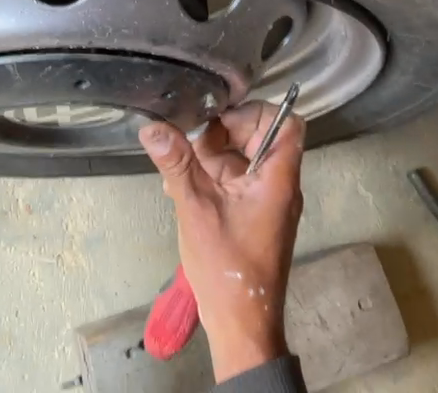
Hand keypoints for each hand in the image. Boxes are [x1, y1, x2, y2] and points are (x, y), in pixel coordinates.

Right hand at [141, 104, 305, 381]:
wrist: (242, 324)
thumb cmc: (227, 266)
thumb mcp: (195, 207)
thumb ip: (176, 162)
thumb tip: (151, 127)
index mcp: (277, 177)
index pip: (286, 122)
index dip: (254, 112)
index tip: (220, 123)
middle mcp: (278, 183)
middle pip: (259, 135)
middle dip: (222, 135)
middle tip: (192, 148)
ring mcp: (265, 199)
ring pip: (242, 157)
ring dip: (210, 157)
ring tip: (180, 172)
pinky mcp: (252, 213)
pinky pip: (234, 179)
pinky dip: (209, 177)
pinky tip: (180, 188)